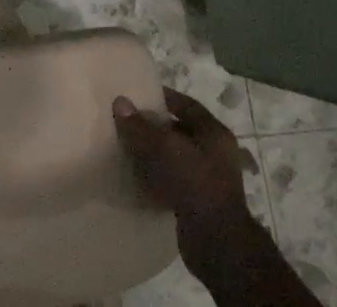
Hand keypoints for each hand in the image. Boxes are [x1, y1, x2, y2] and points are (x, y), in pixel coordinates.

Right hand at [113, 89, 259, 282]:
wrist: (216, 241)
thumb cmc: (193, 183)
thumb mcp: (163, 148)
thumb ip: (139, 126)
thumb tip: (120, 102)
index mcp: (214, 133)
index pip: (186, 105)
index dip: (162, 97)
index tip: (138, 94)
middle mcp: (216, 153)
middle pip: (180, 131)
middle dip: (154, 127)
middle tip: (127, 122)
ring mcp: (210, 179)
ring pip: (176, 157)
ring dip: (154, 153)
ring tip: (127, 150)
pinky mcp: (200, 202)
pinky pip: (174, 180)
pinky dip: (157, 177)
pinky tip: (137, 178)